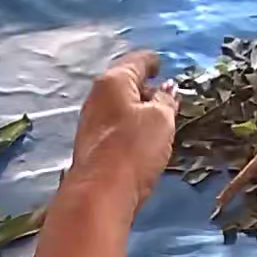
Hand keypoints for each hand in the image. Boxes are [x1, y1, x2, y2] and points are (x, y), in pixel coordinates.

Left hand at [65, 51, 177, 216]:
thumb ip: (166, 101)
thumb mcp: (161, 119)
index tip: (161, 65)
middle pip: (124, 88)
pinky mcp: (91, 152)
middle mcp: (96, 100)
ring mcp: (90, 127)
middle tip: (164, 96)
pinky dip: (129, 131)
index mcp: (113, 82)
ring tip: (157, 121)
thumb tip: (165, 90)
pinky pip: (115, 132)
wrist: (101, 195)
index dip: (152, 62)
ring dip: (137, 113)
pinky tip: (141, 142)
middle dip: (144, 90)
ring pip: (118, 111)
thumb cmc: (134, 148)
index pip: (136, 63)